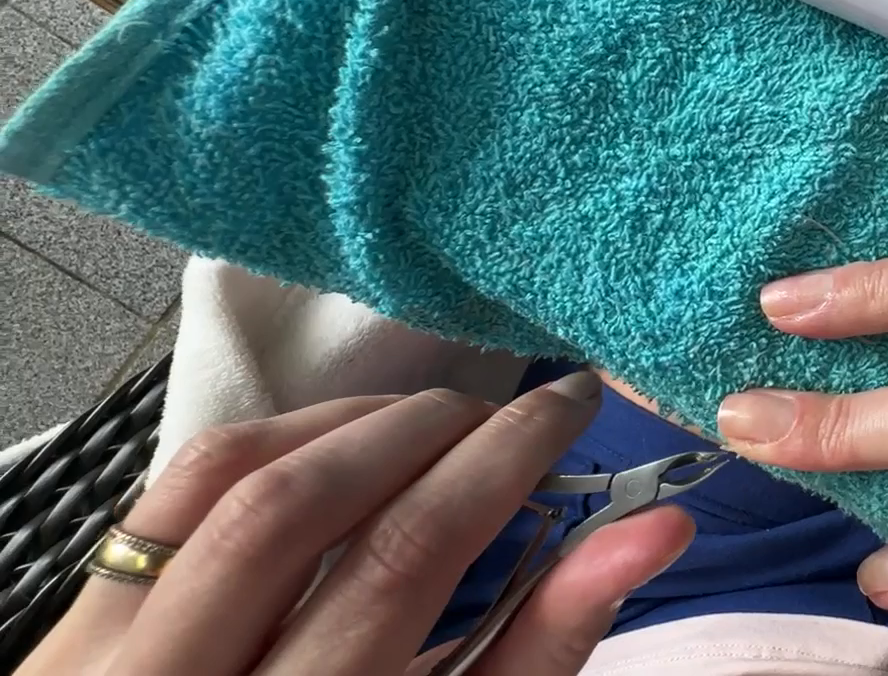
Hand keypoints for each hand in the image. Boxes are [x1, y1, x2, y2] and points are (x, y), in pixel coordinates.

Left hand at [23, 375, 694, 675]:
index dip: (509, 452)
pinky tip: (358, 439)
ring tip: (447, 422)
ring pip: (229, 477)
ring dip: (367, 418)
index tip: (575, 399)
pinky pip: (176, 487)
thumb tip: (661, 524)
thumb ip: (553, 635)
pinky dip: (290, 432)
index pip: (408, 553)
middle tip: (515, 417)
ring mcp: (90, 663)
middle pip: (304, 503)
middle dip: (441, 425)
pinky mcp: (65, 628)